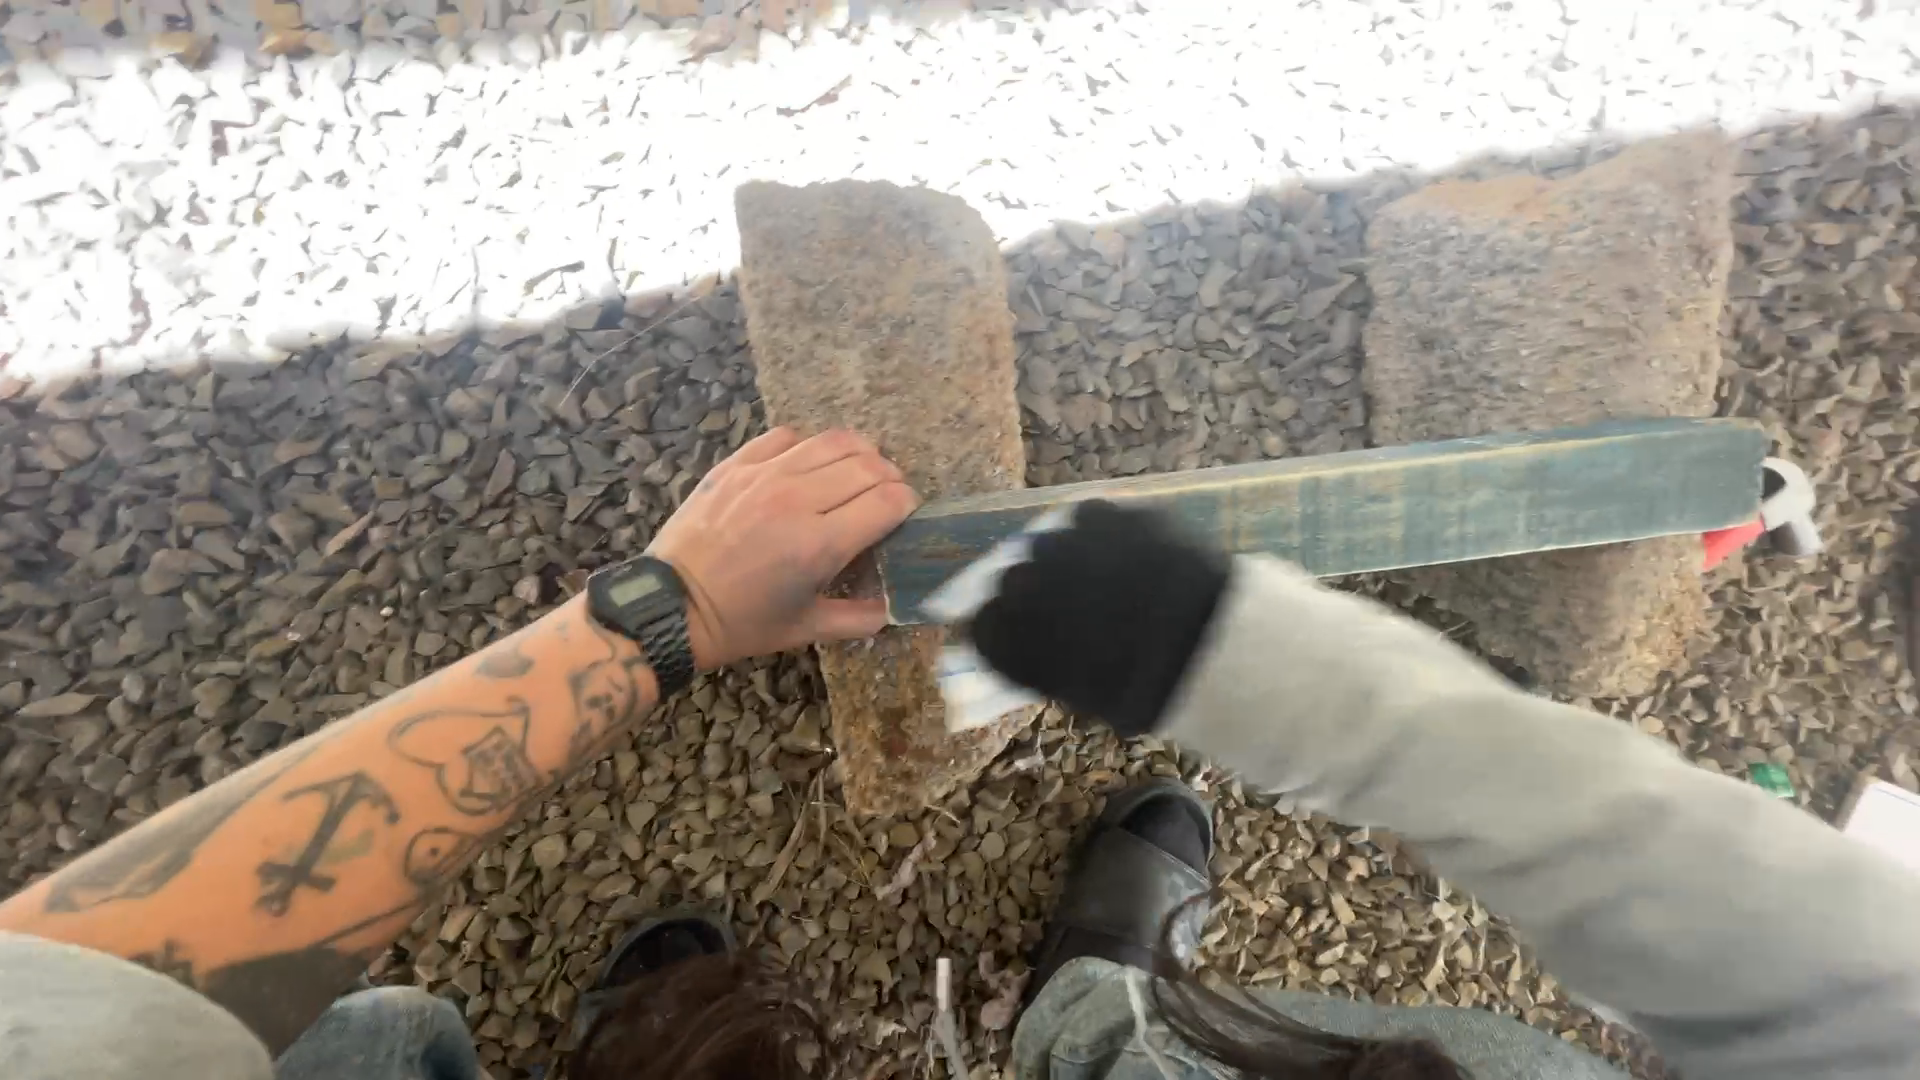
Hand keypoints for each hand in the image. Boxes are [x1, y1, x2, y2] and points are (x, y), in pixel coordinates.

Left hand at [649, 427, 918, 668]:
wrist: (671, 607)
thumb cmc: (743, 623)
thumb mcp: (808, 630)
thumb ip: (862, 618)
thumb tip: (898, 606)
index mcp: (820, 544)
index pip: (888, 500)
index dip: (908, 504)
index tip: (905, 514)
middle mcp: (797, 500)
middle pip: (868, 465)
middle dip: (890, 478)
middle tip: (885, 496)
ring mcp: (764, 474)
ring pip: (833, 441)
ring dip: (858, 454)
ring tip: (857, 472)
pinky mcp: (737, 463)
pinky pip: (788, 436)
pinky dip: (809, 447)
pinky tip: (808, 467)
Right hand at [970, 500, 1230, 734]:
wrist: (1204, 640)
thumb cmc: (1142, 689)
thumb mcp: (1085, 699)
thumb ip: (1045, 669)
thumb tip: (1029, 652)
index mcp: (1009, 636)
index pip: (983, 626)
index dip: (1007, 631)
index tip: (1028, 638)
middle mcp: (1019, 582)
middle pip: (1012, 581)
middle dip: (1037, 593)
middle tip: (1075, 608)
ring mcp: (1057, 542)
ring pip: (1049, 545)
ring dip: (1068, 560)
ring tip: (1108, 579)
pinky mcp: (1098, 512)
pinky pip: (1088, 519)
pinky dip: (1102, 533)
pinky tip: (1130, 554)